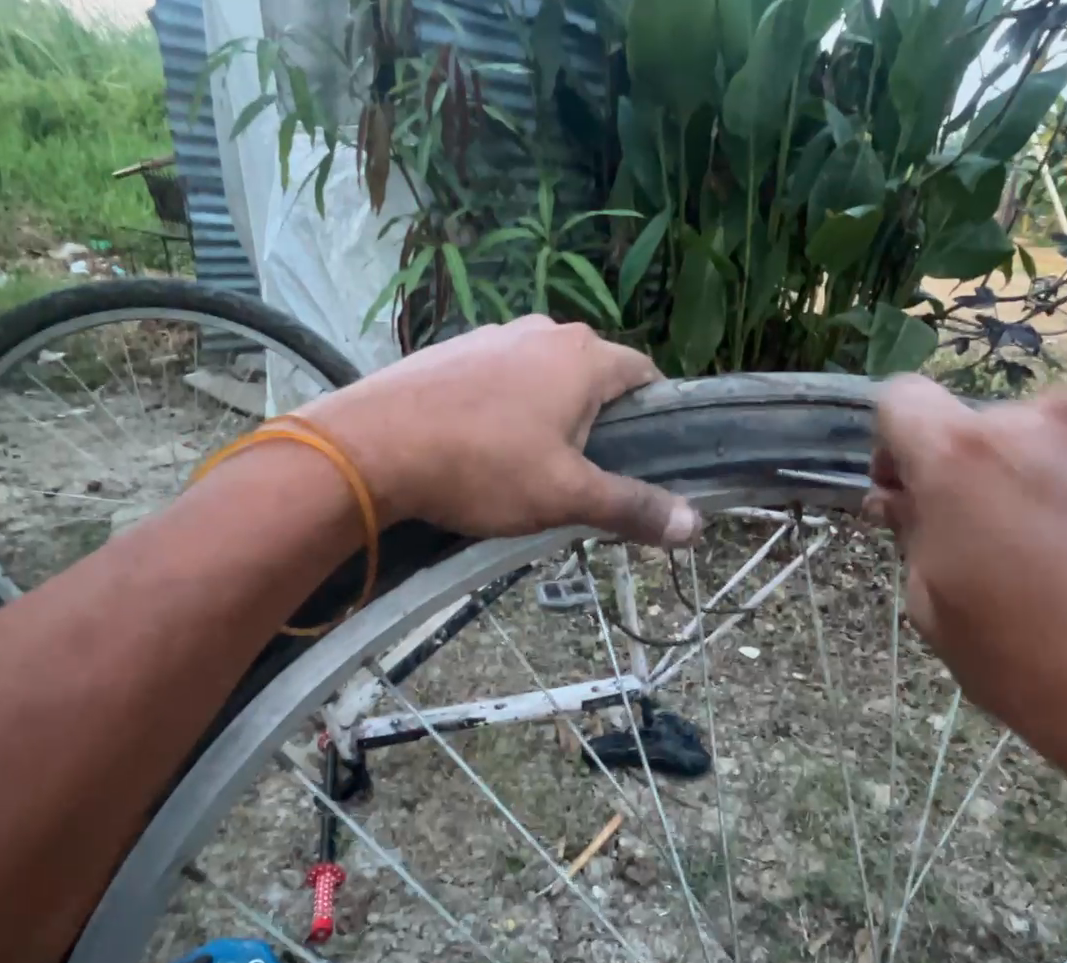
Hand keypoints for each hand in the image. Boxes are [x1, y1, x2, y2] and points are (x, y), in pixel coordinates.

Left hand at [296, 316, 700, 545]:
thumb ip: (633, 507)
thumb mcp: (566, 495)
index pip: (645, 374)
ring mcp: (493, 336)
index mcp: (583, 357)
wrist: (370, 447)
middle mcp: (543, 332)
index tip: (647, 457)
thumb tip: (696, 525)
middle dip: (600, 419)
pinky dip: (508, 406)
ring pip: (545, 376)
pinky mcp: (453, 350)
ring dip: (552, 413)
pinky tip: (483, 446)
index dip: (656, 415)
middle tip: (588, 473)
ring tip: (532, 464)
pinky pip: (501, 377)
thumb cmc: (482, 467)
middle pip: (595, 375)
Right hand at [864, 376, 1066, 798]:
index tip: (909, 497)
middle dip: (964, 470)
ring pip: (1038, 436)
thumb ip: (911, 532)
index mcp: (962, 455)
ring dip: (1027, 472)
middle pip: (973, 424)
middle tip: (982, 539)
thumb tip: (900, 499)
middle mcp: (1036, 418)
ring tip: (1053, 546)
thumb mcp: (935, 606)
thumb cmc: (1031, 663)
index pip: (900, 398)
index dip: (893, 446)